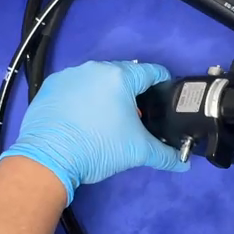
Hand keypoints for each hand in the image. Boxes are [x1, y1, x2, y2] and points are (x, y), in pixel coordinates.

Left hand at [0, 60, 188, 202]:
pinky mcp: (50, 86)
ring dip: (105, 94)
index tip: (165, 96)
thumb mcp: (137, 151)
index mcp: (120, 77)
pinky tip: (81, 118)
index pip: (152, 72)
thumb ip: (165, 155)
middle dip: (131, 93)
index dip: (163, 84)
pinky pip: (74, 87)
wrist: (49, 158)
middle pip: (123, 75)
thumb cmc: (98, 148)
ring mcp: (70, 75)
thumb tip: (184, 164)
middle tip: (135, 116)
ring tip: (106, 119)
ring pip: (97, 80)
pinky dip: (81, 98)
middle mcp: (95, 68)